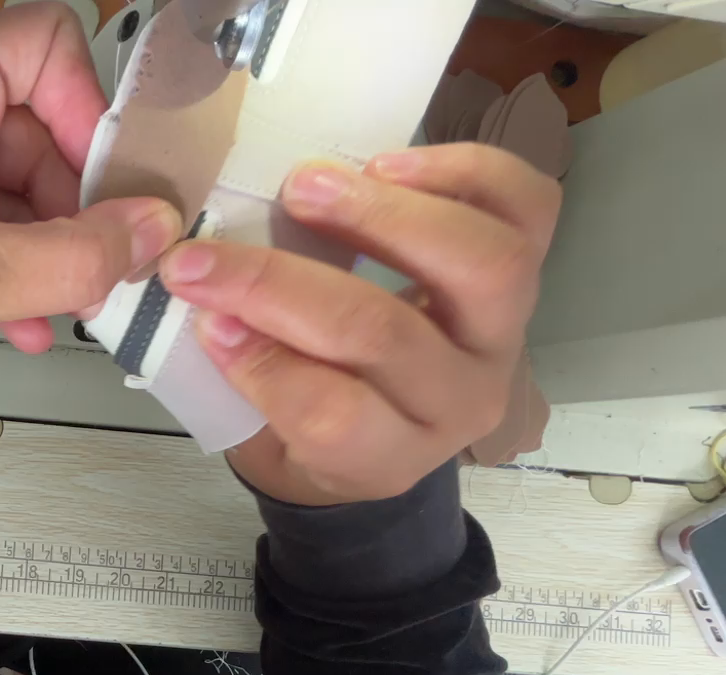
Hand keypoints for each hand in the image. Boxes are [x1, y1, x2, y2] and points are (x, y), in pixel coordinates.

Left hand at [0, 1, 182, 392]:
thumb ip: (74, 254)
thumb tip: (151, 231)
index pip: (49, 46)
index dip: (89, 108)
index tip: (109, 183)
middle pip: (46, 131)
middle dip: (77, 206)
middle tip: (102, 264)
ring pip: (22, 193)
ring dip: (52, 254)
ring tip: (67, 306)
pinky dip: (16, 273)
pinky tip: (28, 323)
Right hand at [158, 143, 562, 505]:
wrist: (377, 435)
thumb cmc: (301, 439)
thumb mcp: (261, 437)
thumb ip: (245, 380)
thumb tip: (210, 305)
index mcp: (381, 460)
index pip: (327, 413)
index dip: (259, 363)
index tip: (199, 318)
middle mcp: (457, 404)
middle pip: (381, 334)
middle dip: (279, 285)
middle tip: (208, 255)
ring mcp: (504, 338)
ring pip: (479, 264)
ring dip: (380, 215)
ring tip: (302, 186)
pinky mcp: (524, 280)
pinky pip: (526, 211)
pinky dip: (463, 174)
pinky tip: (385, 163)